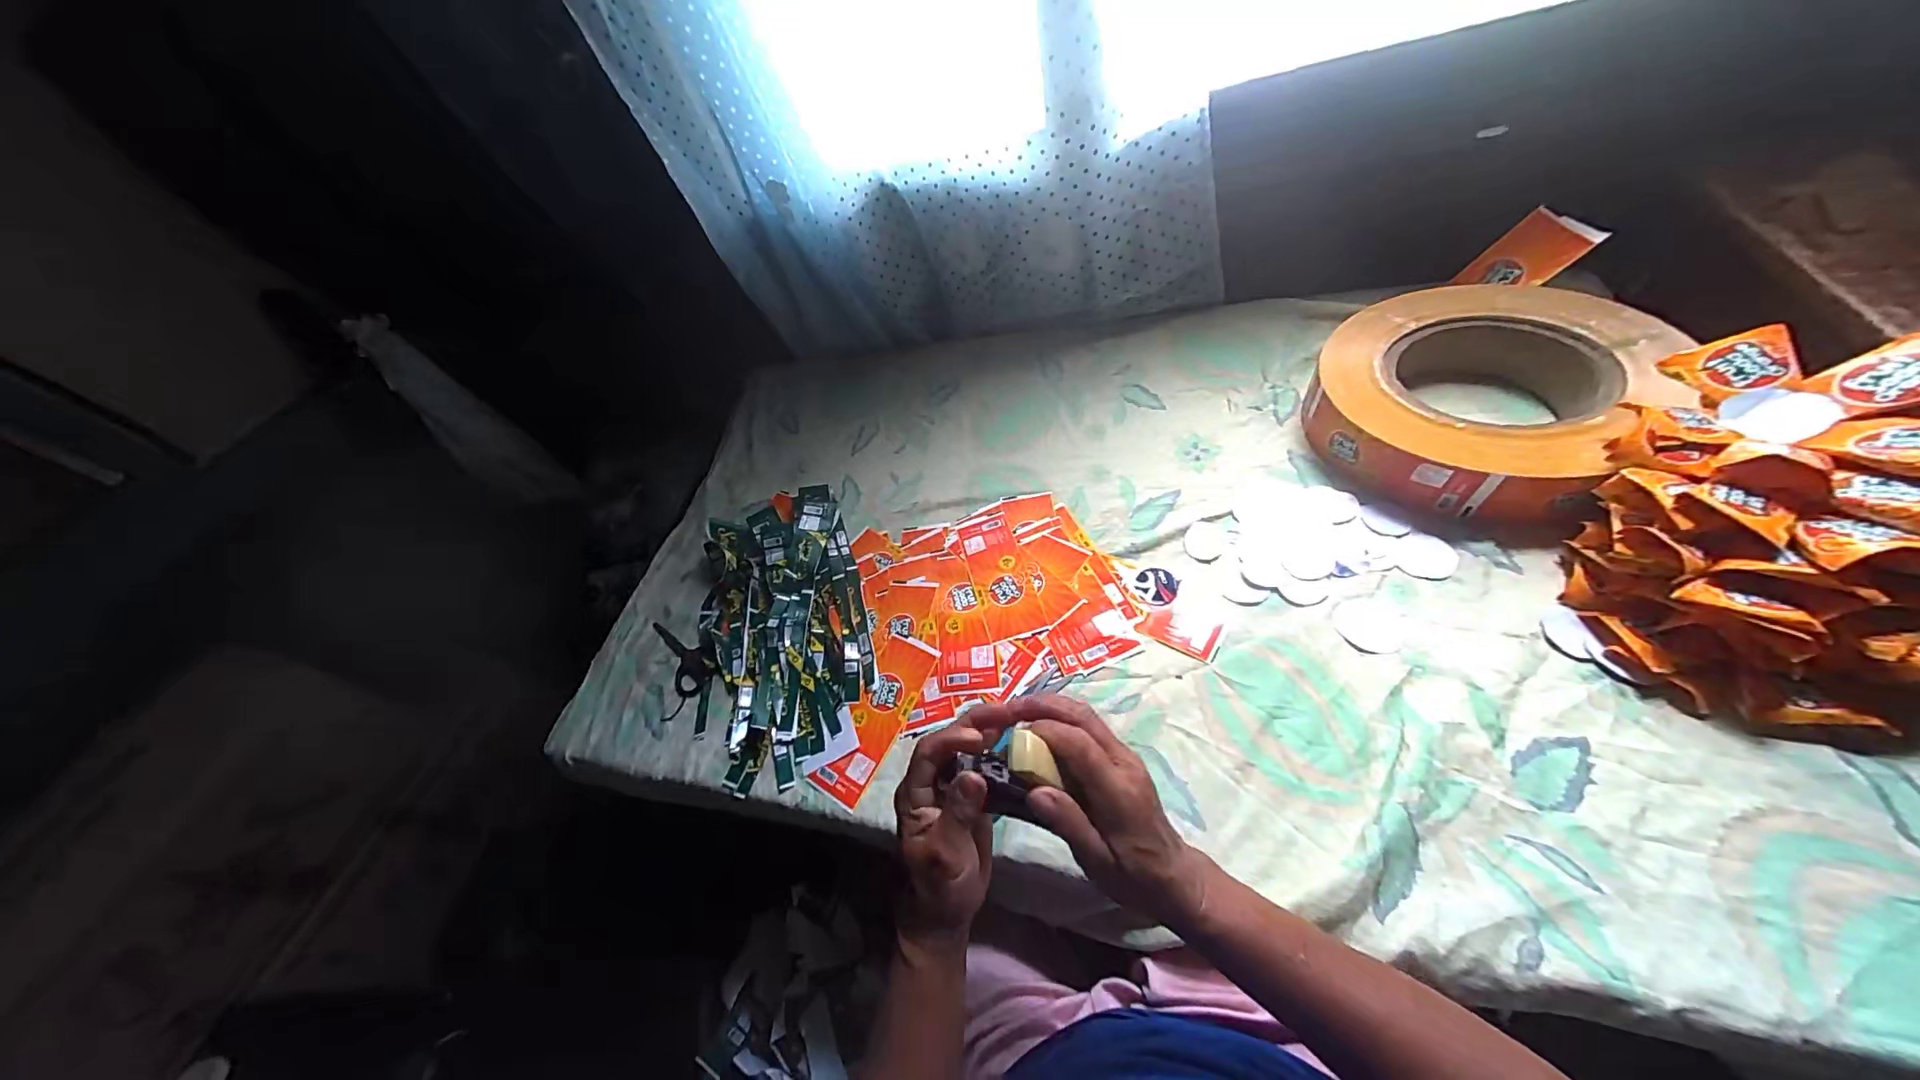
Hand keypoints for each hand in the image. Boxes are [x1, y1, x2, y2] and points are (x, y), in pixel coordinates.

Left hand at [892, 711, 1014, 943]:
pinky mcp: (971, 794)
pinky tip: (1019, 741)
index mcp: (914, 793)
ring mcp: (951, 786)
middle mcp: (930, 782)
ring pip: (966, 748)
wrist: (946, 912)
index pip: (928, 753)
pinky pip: (983, 764)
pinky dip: (999, 750)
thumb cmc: (938, 887)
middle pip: (948, 741)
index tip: (979, 739)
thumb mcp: (946, 854)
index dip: (951, 740)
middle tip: (1007, 712)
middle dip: (974, 724)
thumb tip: (973, 775)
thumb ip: (958, 814)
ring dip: (988, 730)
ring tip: (1016, 717)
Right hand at [971, 695, 1213, 925]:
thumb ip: (1068, 823)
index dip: (1043, 731)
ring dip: (1049, 706)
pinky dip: (1059, 718)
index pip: (1079, 743)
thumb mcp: (1098, 861)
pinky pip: (1087, 726)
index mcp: (1118, 788)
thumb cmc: (1134, 875)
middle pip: (1082, 716)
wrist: (1173, 875)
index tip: (1009, 734)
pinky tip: (1037, 726)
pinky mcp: (1119, 757)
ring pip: (1085, 715)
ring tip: (1014, 711)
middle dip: (1042, 705)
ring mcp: (1124, 755)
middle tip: (1004, 708)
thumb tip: (1034, 792)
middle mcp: (1123, 762)